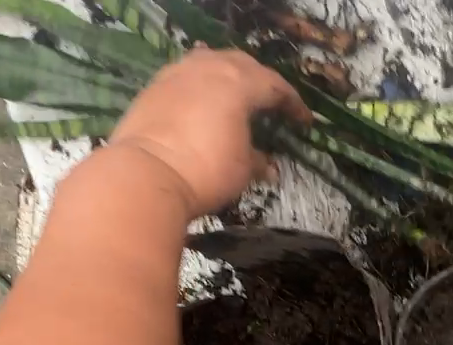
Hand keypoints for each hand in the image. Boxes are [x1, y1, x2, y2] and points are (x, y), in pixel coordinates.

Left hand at [107, 47, 309, 218]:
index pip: (274, 86)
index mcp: (239, 83)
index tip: (304, 121)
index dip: (293, 103)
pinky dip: (204, 86)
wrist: (147, 173)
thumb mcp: (242, 170)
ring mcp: (179, 72)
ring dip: (230, 76)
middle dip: (262, 81)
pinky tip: (205, 101)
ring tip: (237, 95)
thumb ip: (258, 161)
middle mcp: (209, 67)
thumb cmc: (206, 171)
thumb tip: (269, 166)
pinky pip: (189, 76)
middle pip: (243, 64)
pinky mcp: (156, 86)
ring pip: (212, 62)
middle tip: (272, 102)